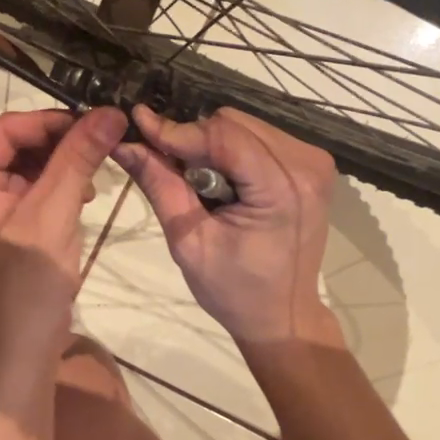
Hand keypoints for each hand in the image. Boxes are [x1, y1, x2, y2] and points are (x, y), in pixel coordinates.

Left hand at [0, 107, 126, 365]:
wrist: (23, 349)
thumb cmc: (29, 284)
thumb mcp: (54, 213)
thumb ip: (78, 158)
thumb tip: (110, 110)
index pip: (6, 130)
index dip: (52, 122)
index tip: (97, 120)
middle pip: (14, 147)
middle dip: (59, 147)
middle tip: (102, 147)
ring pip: (25, 169)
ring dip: (61, 169)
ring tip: (94, 179)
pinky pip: (27, 193)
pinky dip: (55, 190)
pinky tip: (81, 198)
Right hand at [113, 105, 338, 344]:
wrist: (282, 316)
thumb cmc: (234, 290)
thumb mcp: (188, 242)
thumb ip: (160, 186)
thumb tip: (125, 144)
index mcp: (282, 188)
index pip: (222, 135)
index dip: (177, 131)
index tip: (138, 127)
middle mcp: (306, 164)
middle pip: (234, 124)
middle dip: (195, 141)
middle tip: (169, 170)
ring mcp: (315, 162)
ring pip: (246, 126)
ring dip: (212, 146)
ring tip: (197, 183)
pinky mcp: (312, 165)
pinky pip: (261, 138)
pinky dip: (232, 152)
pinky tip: (222, 183)